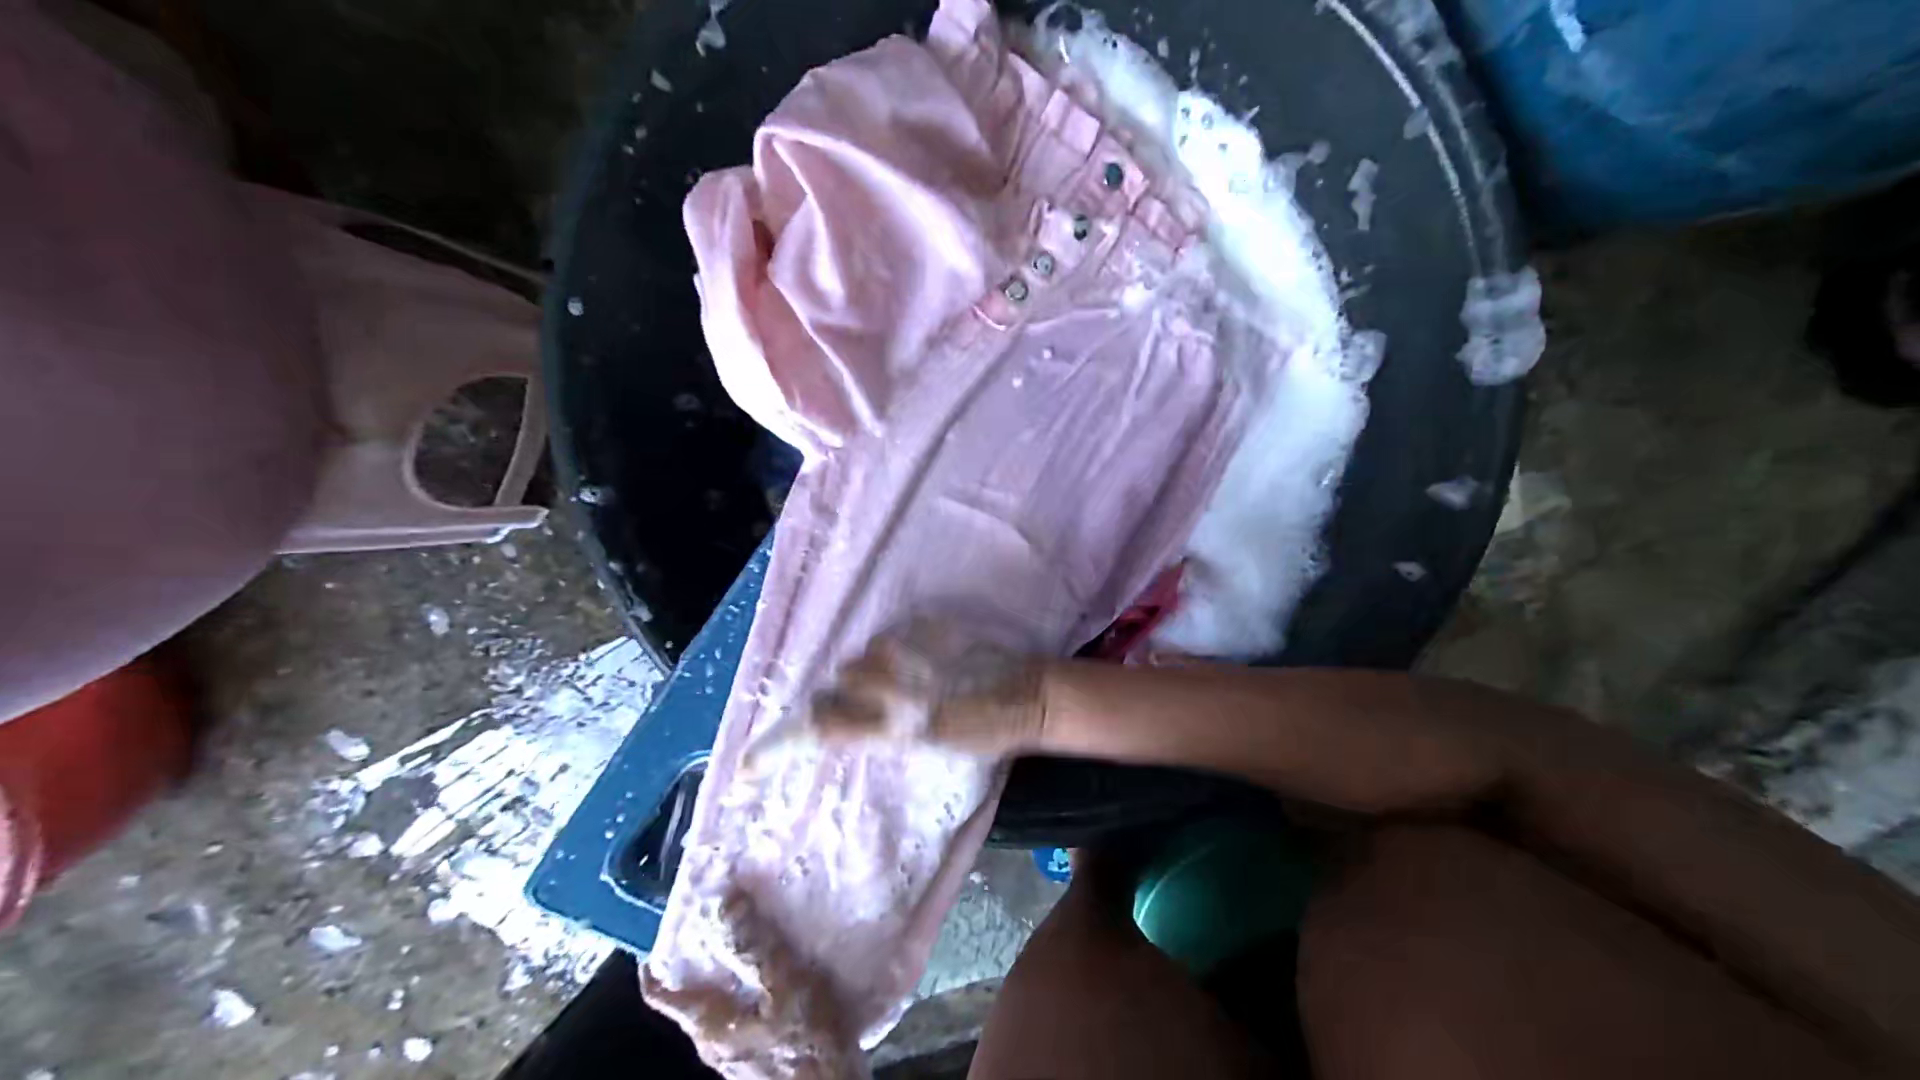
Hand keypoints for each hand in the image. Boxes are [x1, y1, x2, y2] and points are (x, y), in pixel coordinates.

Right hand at [807, 619, 1045, 756]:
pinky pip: (899, 632)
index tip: (822, 717)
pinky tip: (923, 653)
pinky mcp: (932, 627)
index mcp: (897, 726)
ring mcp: (916, 651)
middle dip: (852, 683)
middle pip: (846, 673)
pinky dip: (903, 644)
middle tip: (873, 691)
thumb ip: (888, 735)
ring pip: (872, 648)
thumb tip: (852, 724)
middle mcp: (899, 685)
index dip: (821, 718)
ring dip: (879, 660)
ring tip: (904, 670)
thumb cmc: (984, 734)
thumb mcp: (932, 748)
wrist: (1028, 696)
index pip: (832, 721)